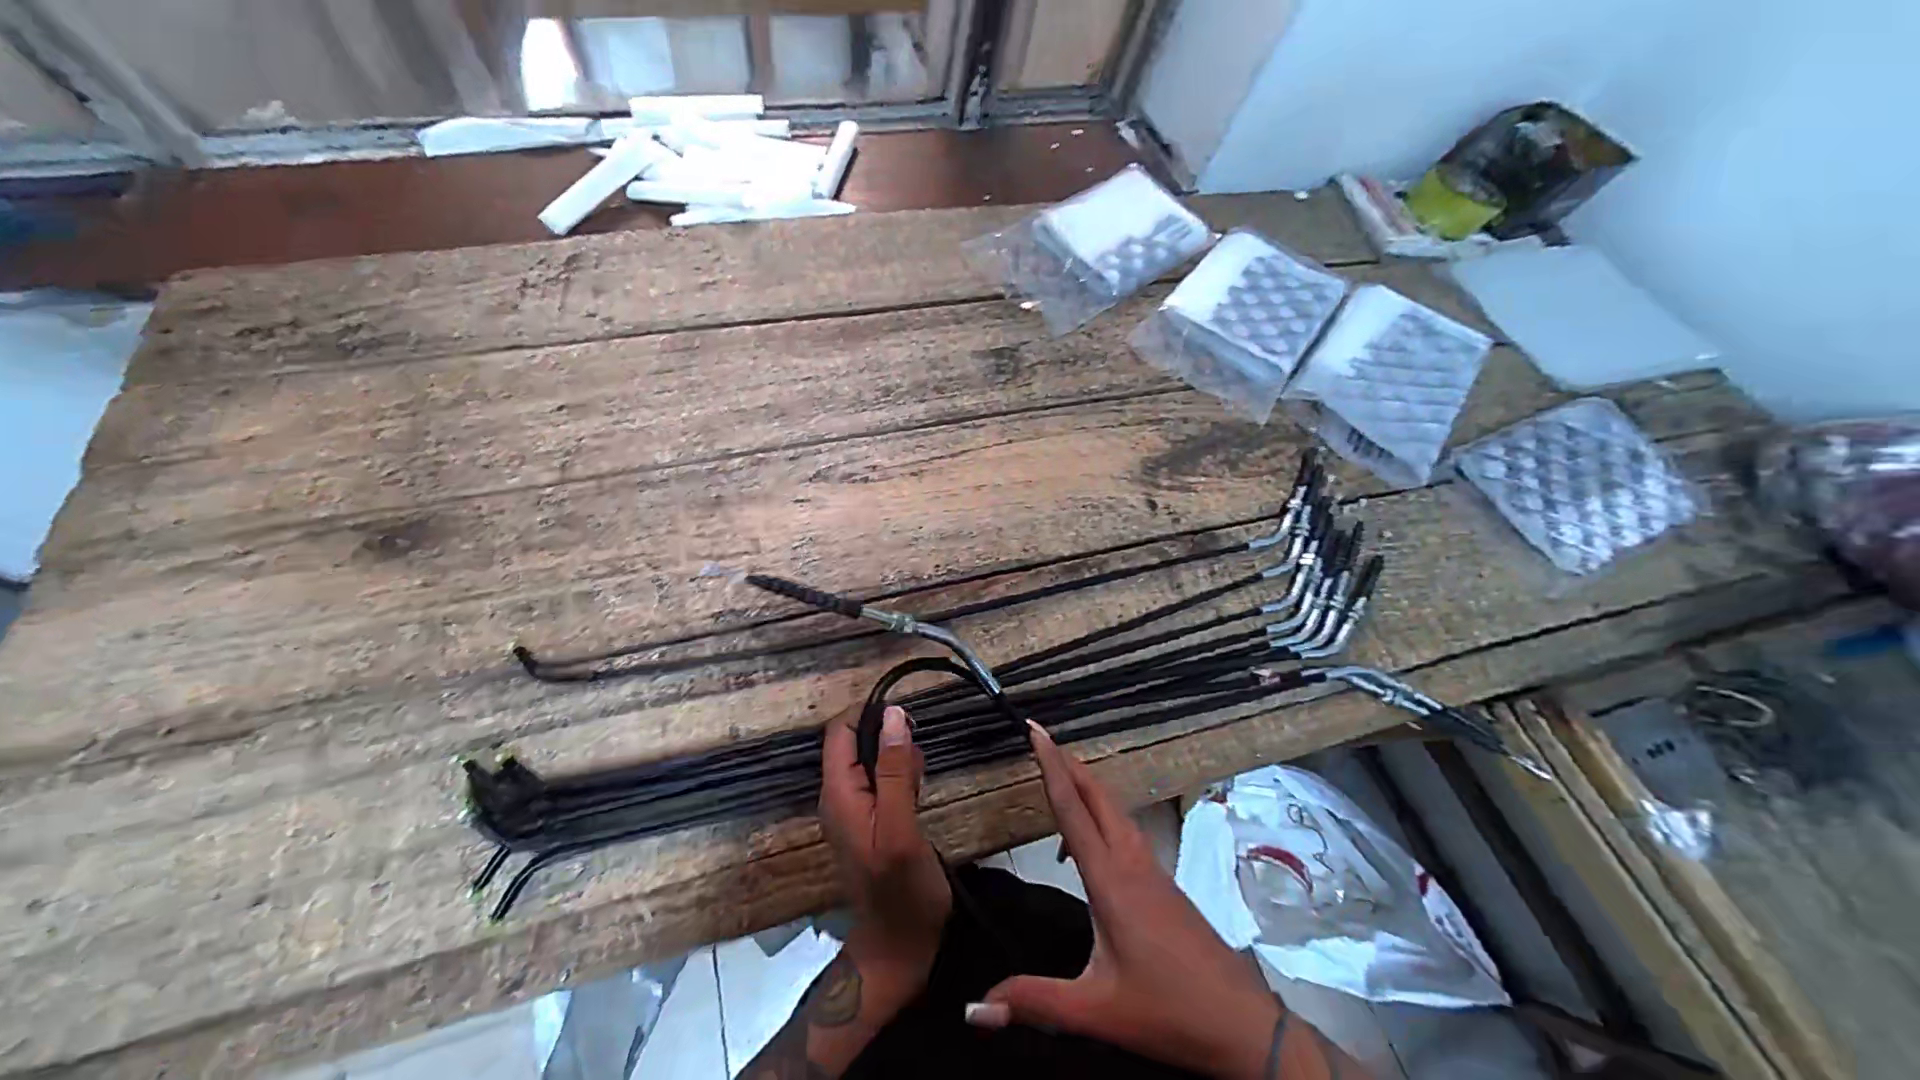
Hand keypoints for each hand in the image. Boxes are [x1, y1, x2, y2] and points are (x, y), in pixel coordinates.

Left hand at [818, 703, 952, 1010]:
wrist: (900, 946)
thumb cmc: (902, 890)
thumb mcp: (900, 826)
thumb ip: (894, 770)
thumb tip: (893, 714)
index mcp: (838, 793)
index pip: (840, 731)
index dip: (870, 715)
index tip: (907, 720)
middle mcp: (839, 796)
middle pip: (857, 743)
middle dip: (890, 740)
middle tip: (917, 765)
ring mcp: (853, 810)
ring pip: (873, 762)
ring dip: (898, 761)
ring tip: (918, 785)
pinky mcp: (870, 821)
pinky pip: (881, 783)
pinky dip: (901, 780)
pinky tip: (916, 797)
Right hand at [965, 722, 1324, 1079]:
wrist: (1244, 1024)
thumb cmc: (1169, 1011)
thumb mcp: (1096, 1010)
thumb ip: (1034, 1002)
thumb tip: (976, 1008)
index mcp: (1111, 881)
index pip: (1072, 811)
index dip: (1051, 767)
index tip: (1036, 731)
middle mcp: (1132, 864)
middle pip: (1097, 798)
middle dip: (1069, 764)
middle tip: (1042, 739)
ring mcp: (1153, 872)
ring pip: (1116, 813)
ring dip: (1088, 788)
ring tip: (1062, 777)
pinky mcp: (1165, 885)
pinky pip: (1127, 833)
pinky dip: (1103, 816)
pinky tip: (1093, 843)